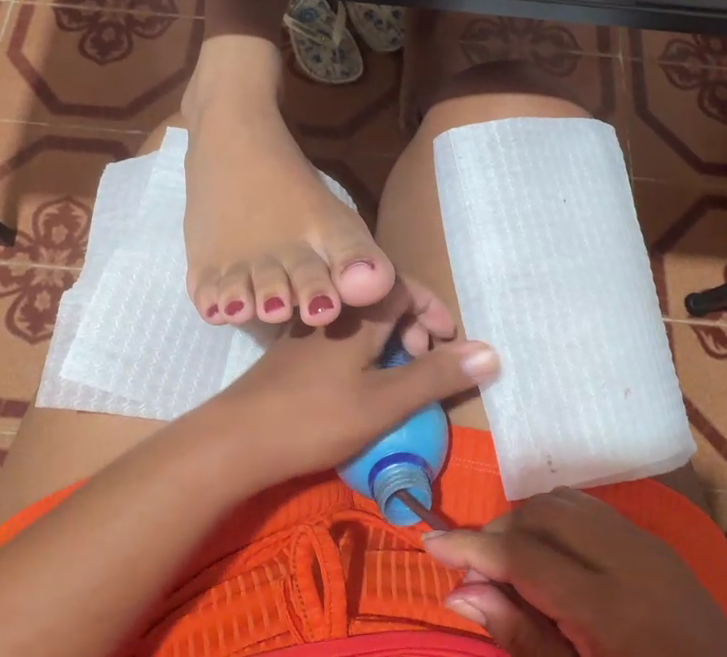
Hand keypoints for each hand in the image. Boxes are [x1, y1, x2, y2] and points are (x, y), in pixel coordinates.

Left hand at [186, 277, 497, 494]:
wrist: (236, 438)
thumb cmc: (315, 418)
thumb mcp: (384, 402)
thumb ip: (435, 376)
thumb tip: (490, 351)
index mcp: (357, 311)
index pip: (406, 287)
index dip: (433, 309)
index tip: (449, 342)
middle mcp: (332, 308)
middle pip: (383, 299)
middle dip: (414, 324)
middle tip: (425, 360)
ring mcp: (308, 328)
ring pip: (360, 318)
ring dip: (389, 338)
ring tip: (398, 374)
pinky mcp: (292, 350)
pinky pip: (340, 334)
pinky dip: (363, 349)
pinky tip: (362, 382)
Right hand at [421, 489, 726, 656]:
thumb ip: (521, 637)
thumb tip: (460, 593)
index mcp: (609, 607)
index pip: (522, 556)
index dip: (470, 547)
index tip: (429, 542)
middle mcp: (628, 559)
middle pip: (541, 514)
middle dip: (499, 533)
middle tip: (479, 573)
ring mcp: (648, 544)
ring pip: (565, 501)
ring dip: (528, 521)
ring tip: (513, 565)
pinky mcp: (657, 543)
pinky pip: (592, 509)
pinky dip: (559, 519)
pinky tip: (552, 554)